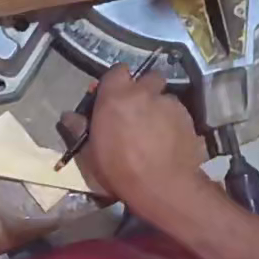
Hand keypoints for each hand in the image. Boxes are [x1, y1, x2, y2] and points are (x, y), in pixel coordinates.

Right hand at [58, 64, 208, 215]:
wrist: (163, 187)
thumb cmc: (120, 170)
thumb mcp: (90, 153)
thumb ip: (80, 128)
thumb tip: (68, 116)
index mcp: (116, 96)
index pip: (117, 71)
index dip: (117, 82)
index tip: (115, 96)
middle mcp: (145, 93)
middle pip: (148, 78)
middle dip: (145, 89)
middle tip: (139, 110)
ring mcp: (170, 104)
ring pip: (165, 97)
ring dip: (161, 108)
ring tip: (158, 130)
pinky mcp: (190, 118)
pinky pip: (180, 114)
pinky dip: (175, 122)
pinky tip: (172, 141)